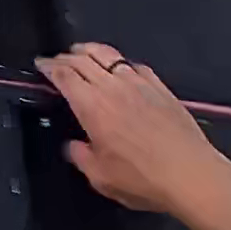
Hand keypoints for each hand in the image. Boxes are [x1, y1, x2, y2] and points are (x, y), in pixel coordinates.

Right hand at [35, 43, 230, 218]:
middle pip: (83, 59)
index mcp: (92, 106)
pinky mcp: (158, 85)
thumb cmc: (141, 178)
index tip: (41, 64)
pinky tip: (121, 68)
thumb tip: (73, 144)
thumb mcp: (101, 177)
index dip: (50, 67)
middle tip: (57, 59)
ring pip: (109, 54)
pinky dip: (121, 63)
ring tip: (82, 51)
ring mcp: (138, 81)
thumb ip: (81, 156)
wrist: (189, 171)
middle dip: (66, 56)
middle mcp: (112, 86)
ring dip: (90, 50)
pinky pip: (134, 65)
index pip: (65, 76)